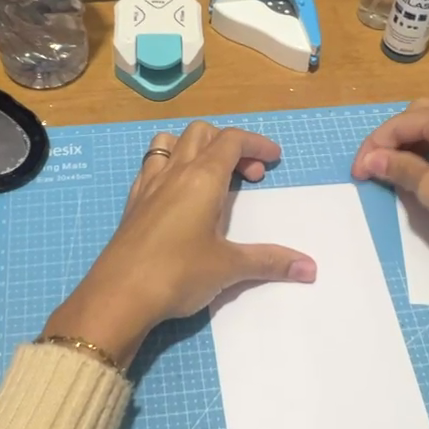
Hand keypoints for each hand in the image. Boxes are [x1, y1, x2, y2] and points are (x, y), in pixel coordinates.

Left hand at [42, 123, 315, 366]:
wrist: (118, 295)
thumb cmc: (178, 273)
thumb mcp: (229, 267)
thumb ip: (270, 261)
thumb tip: (310, 268)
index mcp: (201, 178)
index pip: (232, 140)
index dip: (256, 143)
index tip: (273, 159)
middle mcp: (174, 172)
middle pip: (202, 133)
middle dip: (229, 144)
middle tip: (248, 176)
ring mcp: (148, 185)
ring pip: (170, 142)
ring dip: (195, 147)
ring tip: (211, 175)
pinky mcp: (132, 203)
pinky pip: (152, 166)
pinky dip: (171, 166)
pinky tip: (178, 196)